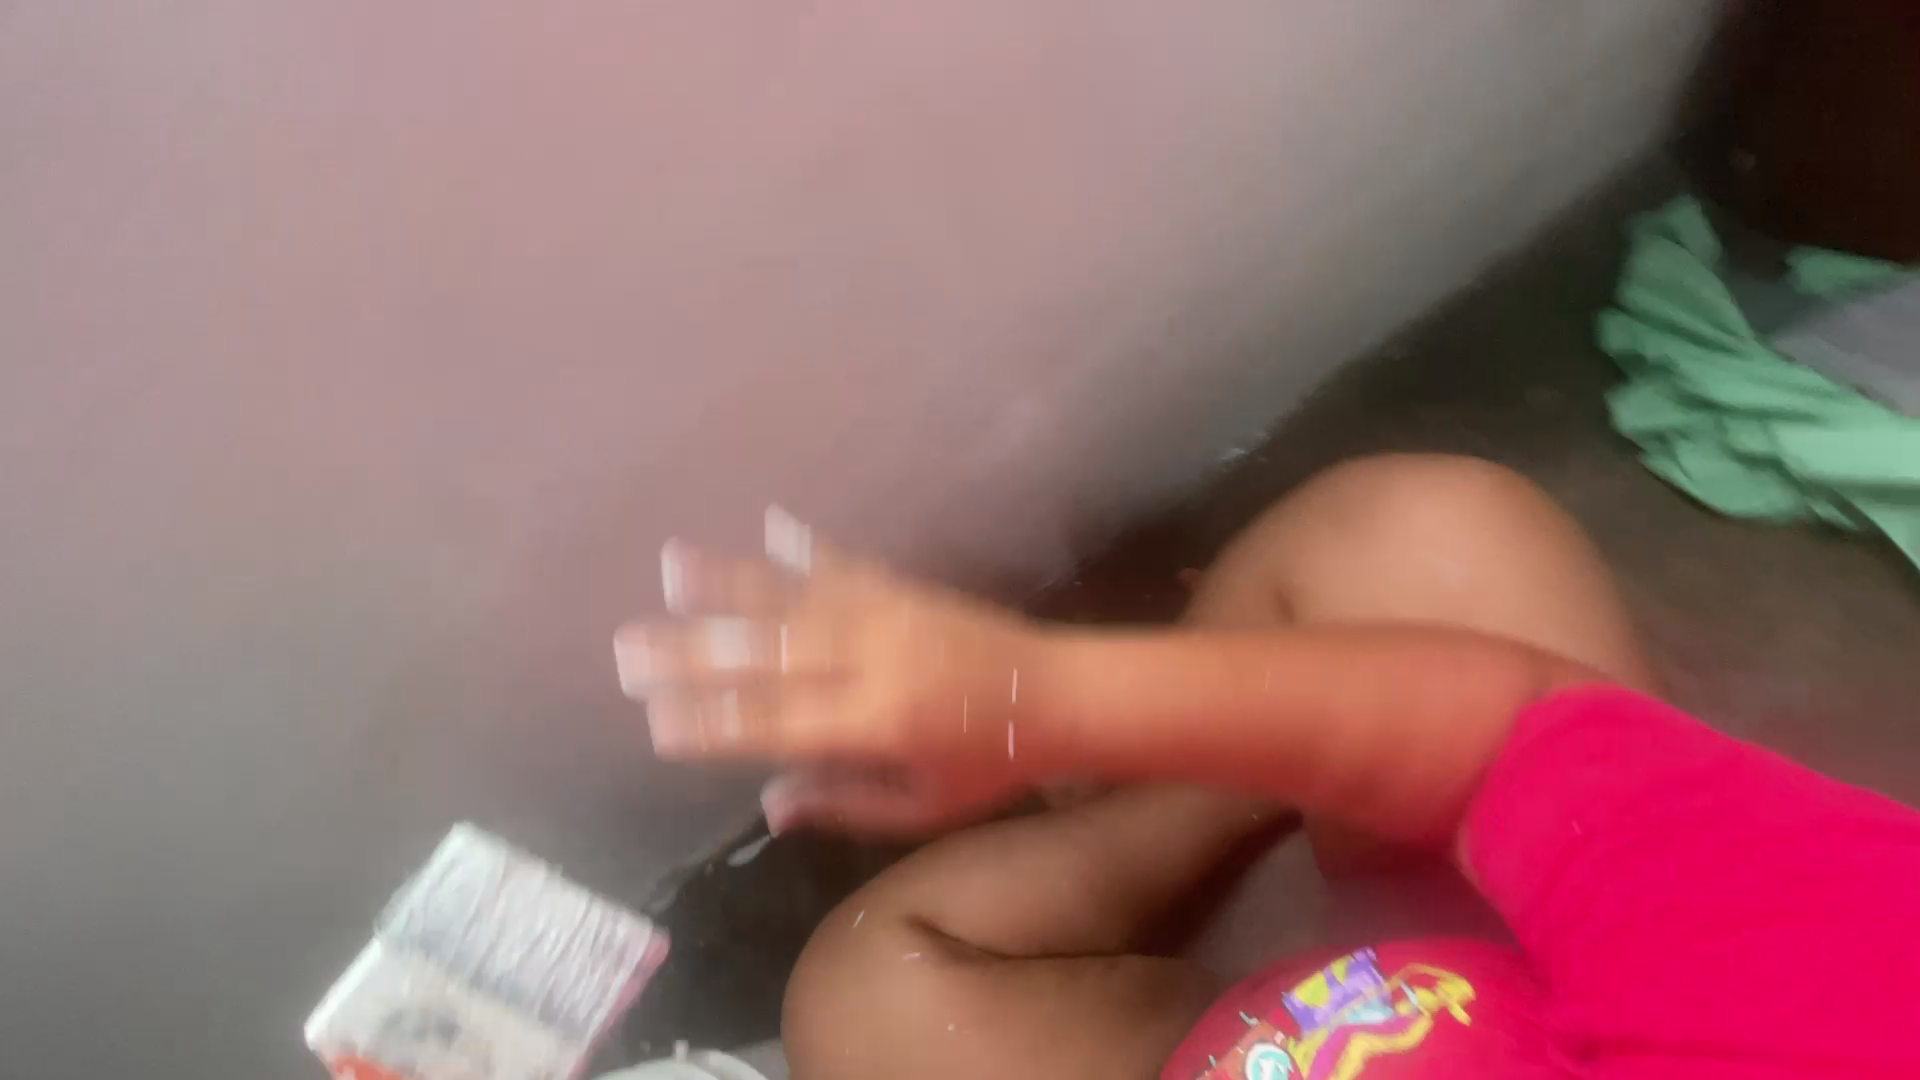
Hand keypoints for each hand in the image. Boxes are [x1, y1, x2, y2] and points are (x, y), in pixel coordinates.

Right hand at [614, 507, 1044, 835]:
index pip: (776, 723)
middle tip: (628, 647)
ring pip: (797, 598)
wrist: (1060, 694)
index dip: (713, 723)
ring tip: (672, 565)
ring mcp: (891, 615)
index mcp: (879, 722)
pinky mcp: (908, 589)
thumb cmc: (994, 762)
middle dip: (695, 652)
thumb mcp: (926, 807)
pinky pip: (848, 565)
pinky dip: (806, 547)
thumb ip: (847, 802)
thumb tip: (770, 804)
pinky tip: (771, 524)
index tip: (654, 720)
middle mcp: (876, 660)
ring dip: (732, 583)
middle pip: (770, 654)